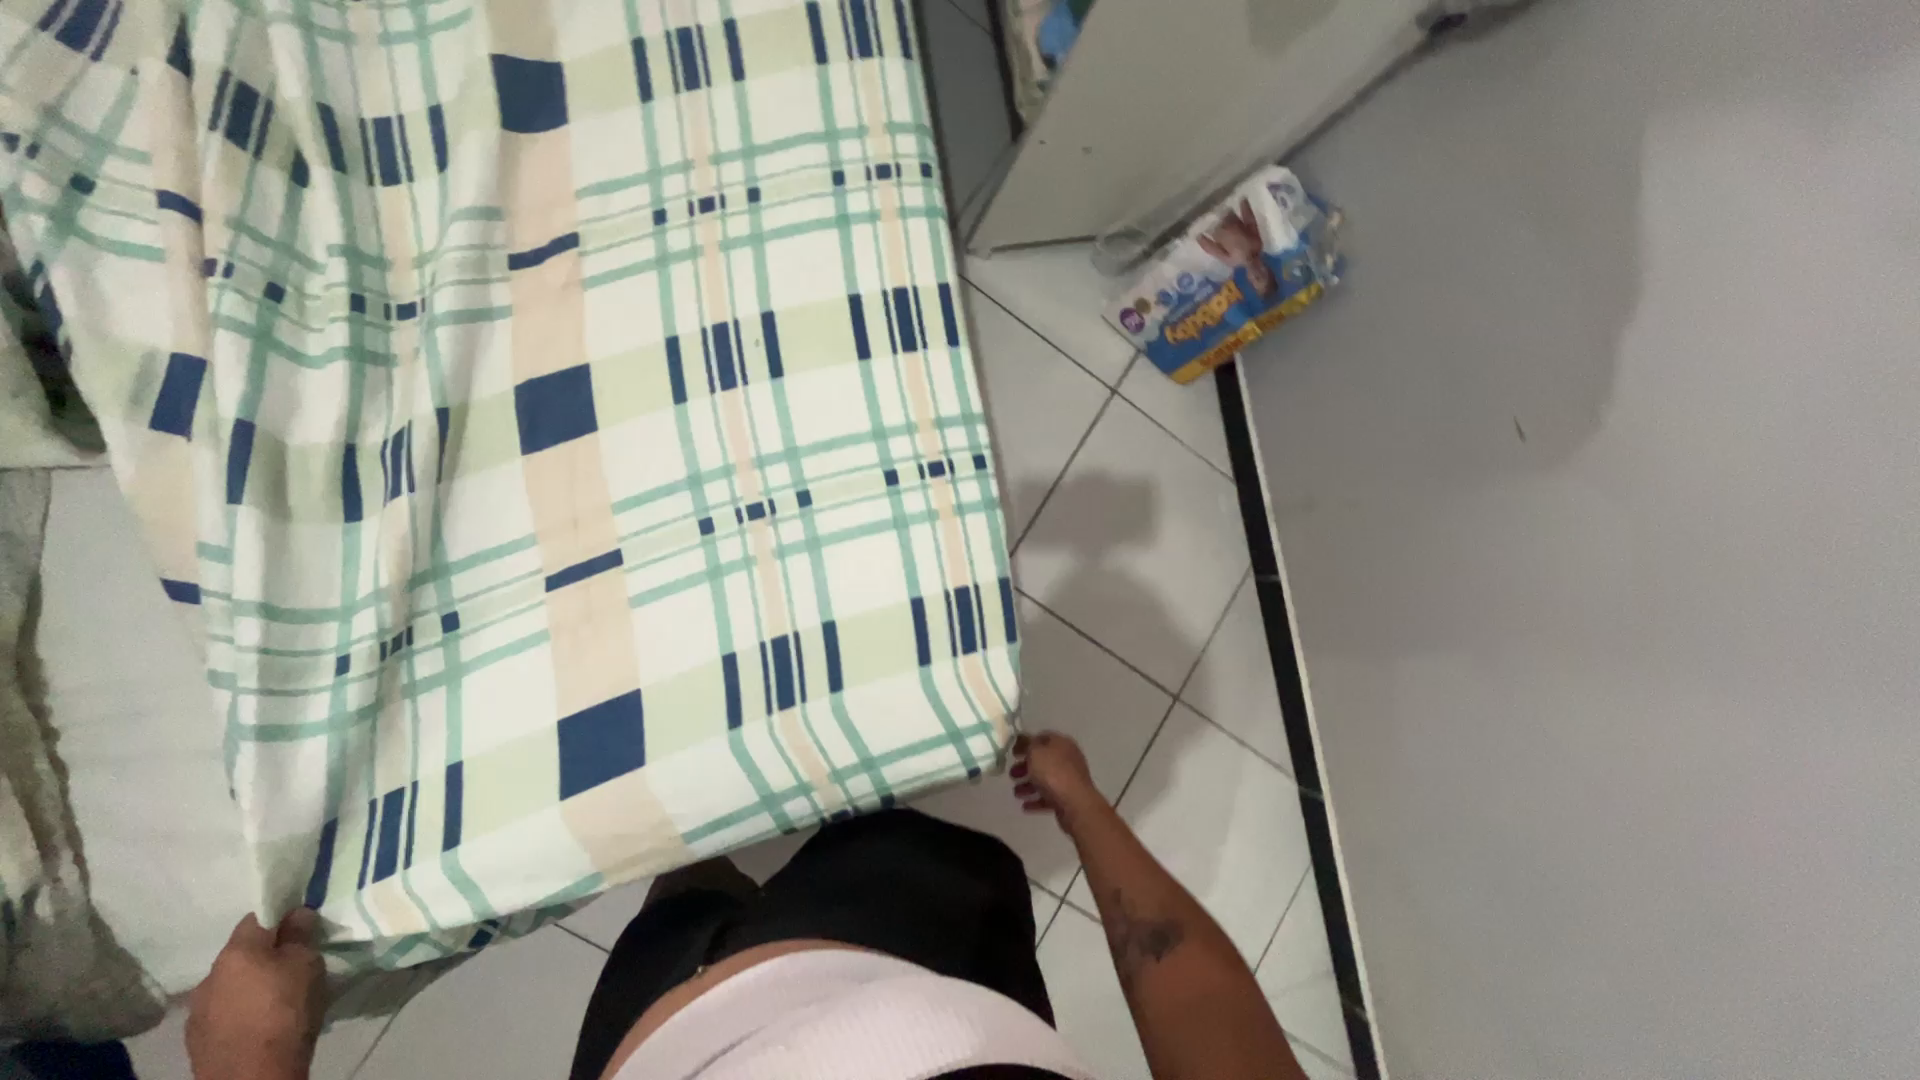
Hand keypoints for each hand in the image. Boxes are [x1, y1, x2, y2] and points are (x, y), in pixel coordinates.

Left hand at [187, 910, 326, 1079]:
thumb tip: (295, 914)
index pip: (256, 918)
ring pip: (229, 984)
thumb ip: (299, 936)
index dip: (280, 918)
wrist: (253, 1076)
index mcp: (235, 952)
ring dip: (249, 984)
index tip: (301, 927)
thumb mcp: (307, 964)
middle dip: (264, 955)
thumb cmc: (287, 1010)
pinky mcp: (195, 1038)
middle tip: (293, 964)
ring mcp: (196, 1010)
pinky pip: (222, 1011)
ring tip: (276, 997)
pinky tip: (259, 1021)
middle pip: (241, 954)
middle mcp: (208, 976)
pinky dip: (239, 1009)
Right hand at [1012, 731, 1105, 830]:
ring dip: (1029, 785)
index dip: (1026, 744)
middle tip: (1012, 775)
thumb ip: (1026, 743)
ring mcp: (1070, 779)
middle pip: (1043, 760)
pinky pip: (1049, 797)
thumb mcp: (1035, 752)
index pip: (1042, 738)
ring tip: (1016, 793)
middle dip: (1025, 767)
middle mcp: (1068, 758)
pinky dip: (1037, 800)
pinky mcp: (1069, 798)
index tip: (1012, 753)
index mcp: (1061, 743)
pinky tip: (1025, 806)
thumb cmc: (1053, 773)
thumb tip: (1022, 738)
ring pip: (1046, 779)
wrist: (1075, 804)